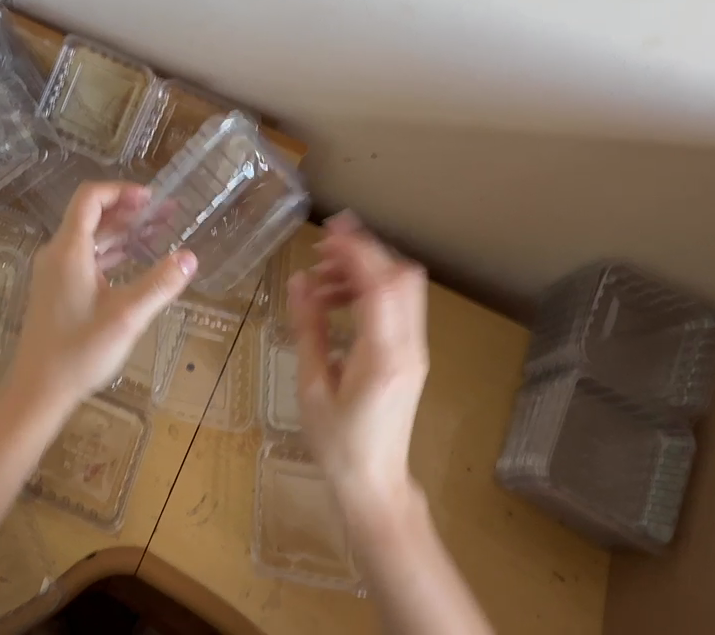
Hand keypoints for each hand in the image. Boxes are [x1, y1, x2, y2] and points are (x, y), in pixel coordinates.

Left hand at [5, 181, 197, 413]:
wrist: (38, 390)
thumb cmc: (79, 350)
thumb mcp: (127, 317)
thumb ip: (160, 284)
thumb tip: (190, 256)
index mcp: (69, 250)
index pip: (90, 198)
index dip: (121, 191)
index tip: (152, 200)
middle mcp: (58, 254)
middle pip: (92, 216)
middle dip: (130, 211)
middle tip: (167, 215)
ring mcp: (54, 273)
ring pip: (90, 238)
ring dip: (123, 232)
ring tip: (159, 233)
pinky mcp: (56, 290)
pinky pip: (86, 257)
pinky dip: (112, 252)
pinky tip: (135, 261)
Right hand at [287, 211, 430, 525]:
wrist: (375, 484)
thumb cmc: (337, 443)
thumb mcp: (312, 385)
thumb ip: (308, 329)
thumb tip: (299, 281)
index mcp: (382, 354)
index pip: (380, 286)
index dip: (357, 251)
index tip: (329, 231)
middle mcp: (408, 346)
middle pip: (401, 278)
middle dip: (364, 253)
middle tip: (322, 250)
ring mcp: (415, 350)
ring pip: (403, 288)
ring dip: (366, 271)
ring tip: (322, 277)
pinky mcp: (411, 355)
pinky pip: (399, 307)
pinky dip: (371, 290)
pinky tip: (336, 300)